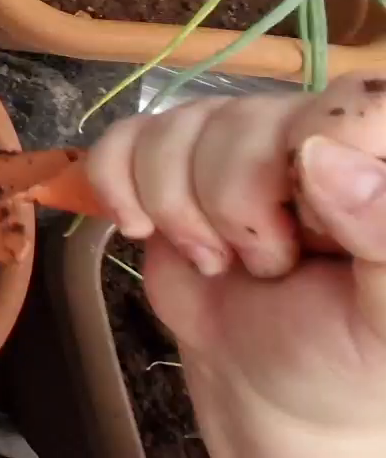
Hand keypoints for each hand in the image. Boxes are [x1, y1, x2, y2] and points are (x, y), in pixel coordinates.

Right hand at [86, 74, 385, 450]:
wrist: (259, 372)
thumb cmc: (347, 355)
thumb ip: (385, 242)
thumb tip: (323, 156)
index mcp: (381, 167)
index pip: (361, 103)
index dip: (323, 139)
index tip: (310, 212)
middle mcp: (306, 136)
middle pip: (242, 121)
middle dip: (230, 203)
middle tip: (263, 261)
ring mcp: (225, 141)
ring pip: (170, 130)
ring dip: (172, 207)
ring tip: (213, 258)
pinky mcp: (157, 154)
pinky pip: (115, 139)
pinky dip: (115, 187)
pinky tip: (141, 227)